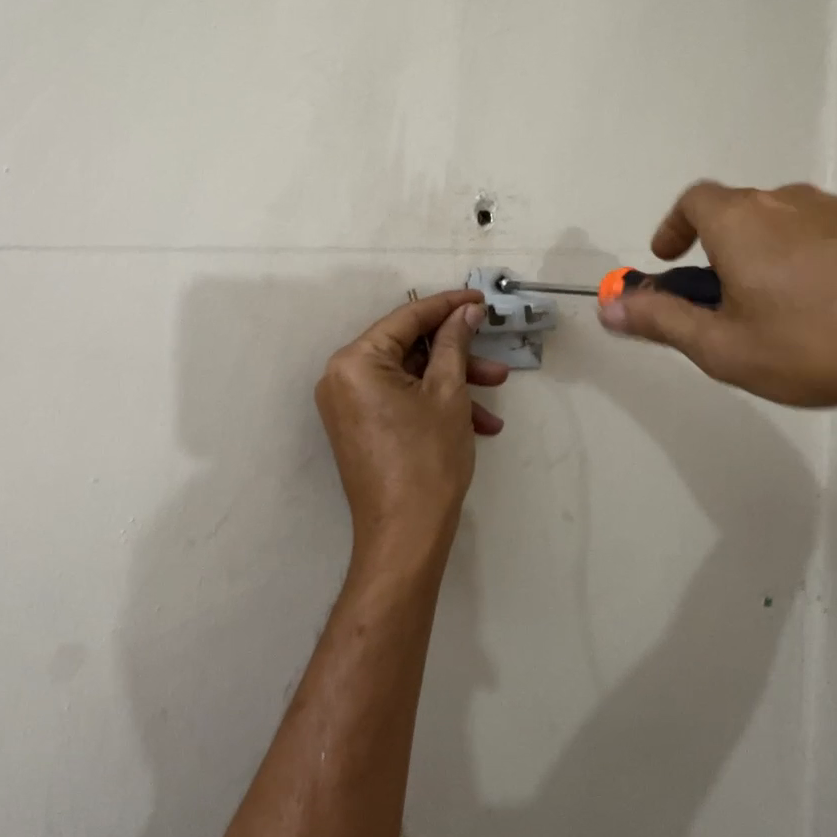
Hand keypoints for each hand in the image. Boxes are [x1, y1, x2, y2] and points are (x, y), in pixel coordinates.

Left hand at [316, 289, 509, 568]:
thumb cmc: (427, 459)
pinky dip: (434, 406)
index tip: (480, 300)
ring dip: (452, 385)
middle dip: (456, 357)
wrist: (404, 535)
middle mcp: (341, 377)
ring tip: (494, 403)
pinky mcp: (358, 427)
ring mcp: (347, 405)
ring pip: (408, 378)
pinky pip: (399, 401)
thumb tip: (464, 312)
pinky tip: (478, 426)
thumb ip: (453, 344)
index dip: (448, 306)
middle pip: (407, 349)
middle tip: (495, 362)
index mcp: (355, 361)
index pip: (406, 318)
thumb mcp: (448, 394)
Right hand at [599, 181, 836, 406]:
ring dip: (762, 260)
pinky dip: (807, 265)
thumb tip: (610, 305)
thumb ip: (661, 321)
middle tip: (721, 307)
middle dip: (716, 252)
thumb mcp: (724, 348)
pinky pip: (824, 239)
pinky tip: (829, 315)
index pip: (693, 201)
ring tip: (777, 318)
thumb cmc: (819, 343)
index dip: (673, 228)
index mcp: (741, 221)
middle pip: (737, 214)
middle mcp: (788, 201)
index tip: (668, 262)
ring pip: (783, 228)